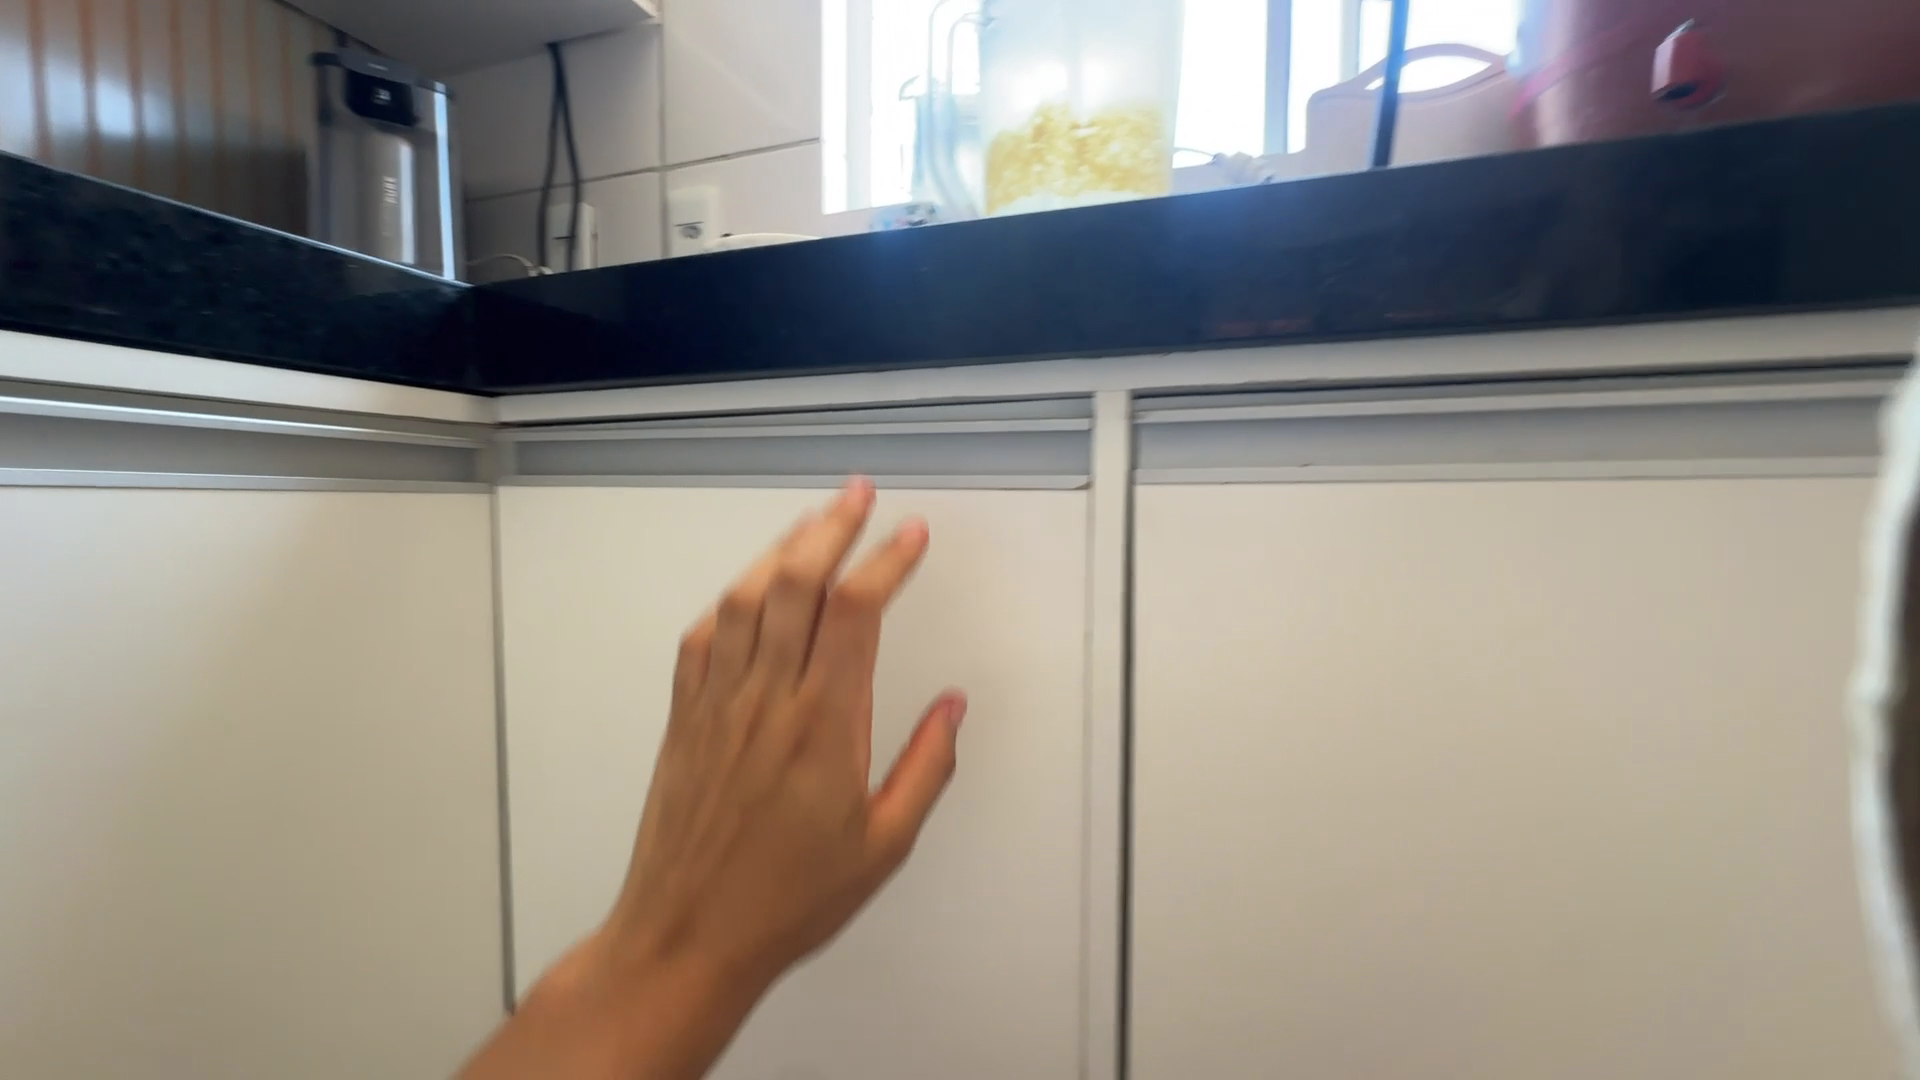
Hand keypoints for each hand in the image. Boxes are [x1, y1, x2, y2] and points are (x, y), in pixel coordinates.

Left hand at [461, 478, 965, 1079]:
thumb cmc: (792, 897)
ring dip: (782, 549)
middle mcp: (768, 697)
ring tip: (813, 521)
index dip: (886, 562)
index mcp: (823, 724)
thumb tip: (954, 706)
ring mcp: (719, 701)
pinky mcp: (686, 716)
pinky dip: (732, 600)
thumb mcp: (884, 845)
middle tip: (858, 493)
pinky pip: (704, 638)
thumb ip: (926, 768)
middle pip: (798, 585)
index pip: (855, 614)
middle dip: (832, 528)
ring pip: (747, 599)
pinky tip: (750, 587)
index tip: (912, 534)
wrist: (686, 938)